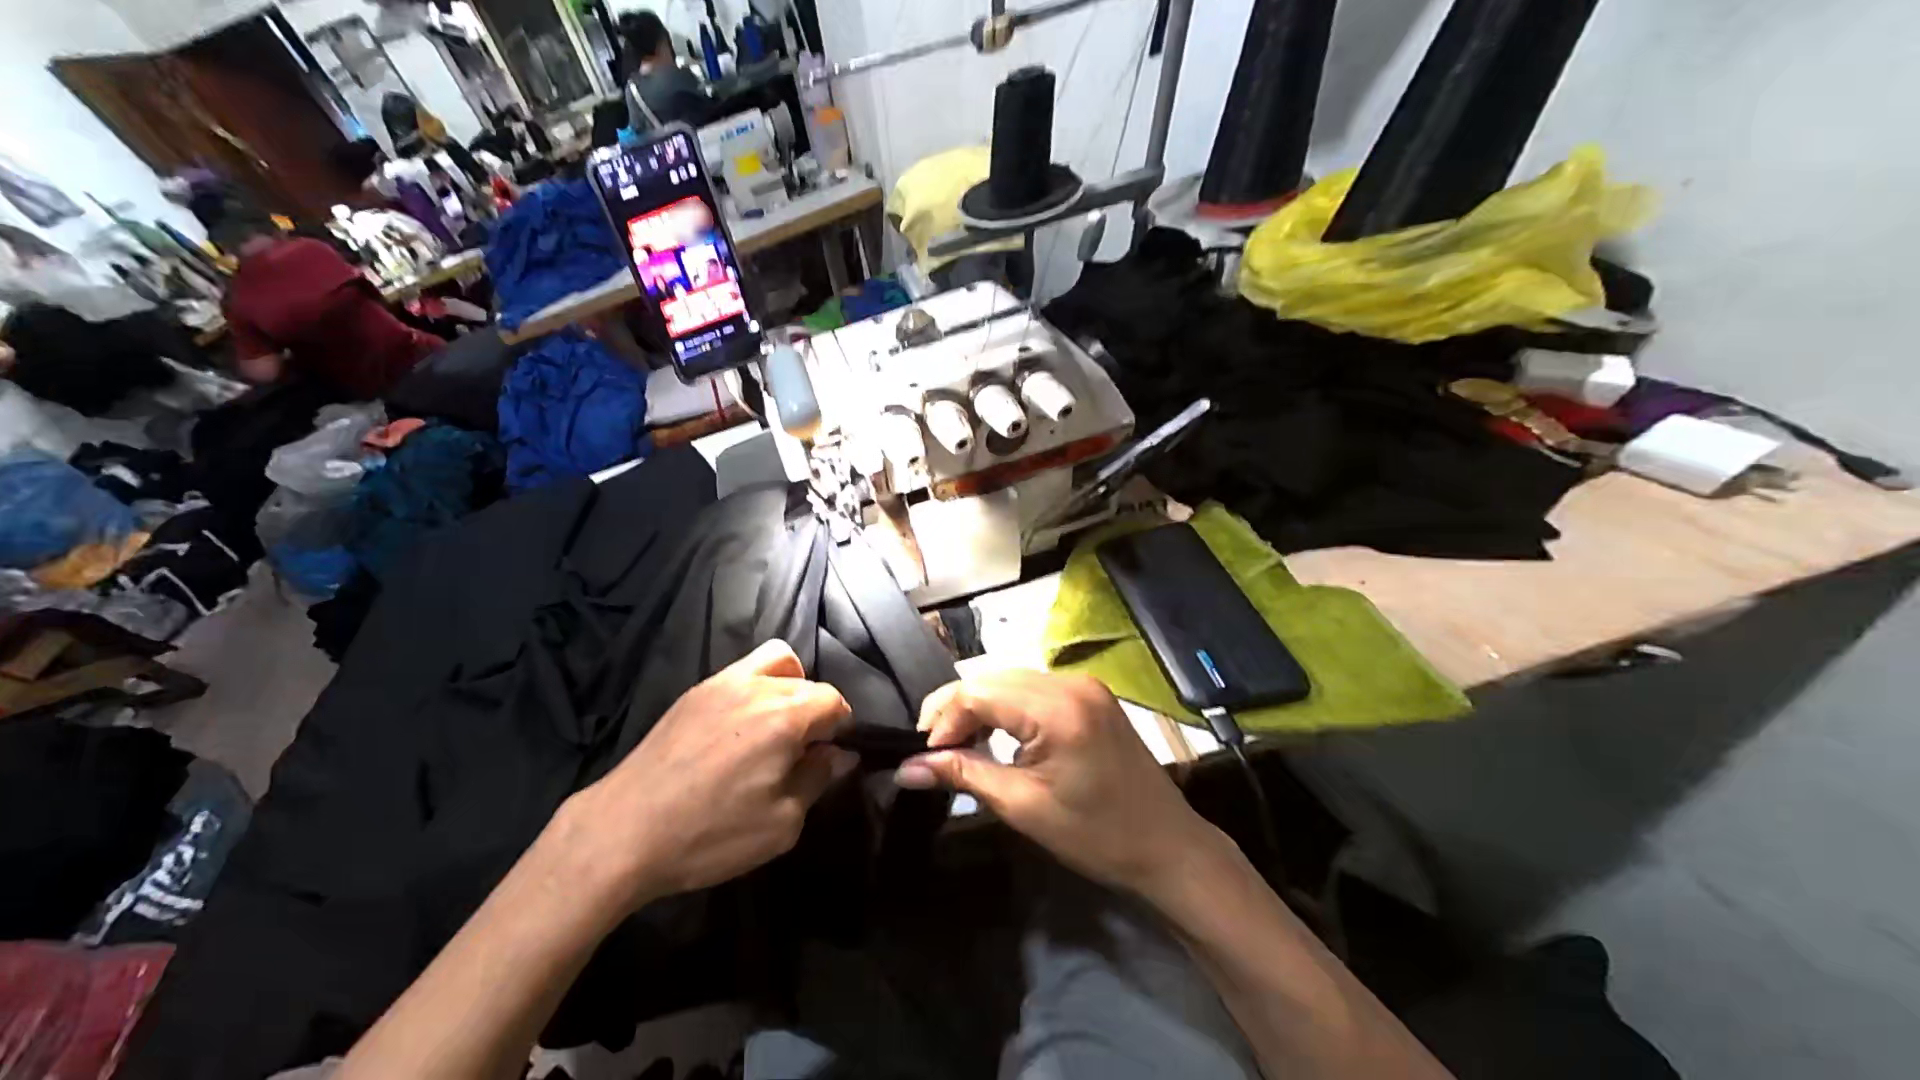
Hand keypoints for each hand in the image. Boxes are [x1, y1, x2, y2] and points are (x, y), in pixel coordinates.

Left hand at [559, 640, 858, 909]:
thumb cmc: (710, 834)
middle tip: (802, 751)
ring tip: (775, 727)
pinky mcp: (693, 694)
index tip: (828, 757)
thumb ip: (817, 779)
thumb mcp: (781, 823)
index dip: (841, 728)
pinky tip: (739, 729)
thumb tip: (839, 755)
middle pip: (807, 681)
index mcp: (785, 716)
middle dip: (816, 711)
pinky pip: (740, 672)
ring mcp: (720, 684)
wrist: (622, 833)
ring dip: (789, 686)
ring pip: (775, 661)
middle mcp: (756, 688)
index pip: (834, 701)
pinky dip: (756, 688)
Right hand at [894, 670, 1226, 899]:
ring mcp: (1083, 685)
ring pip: (1010, 680)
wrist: (1168, 846)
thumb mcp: (1023, 806)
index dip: (944, 719)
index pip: (979, 692)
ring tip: (957, 743)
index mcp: (1057, 708)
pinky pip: (1033, 689)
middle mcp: (1070, 683)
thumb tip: (906, 768)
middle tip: (932, 749)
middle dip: (957, 709)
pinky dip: (1006, 707)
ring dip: (980, 706)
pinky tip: (993, 733)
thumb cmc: (1096, 835)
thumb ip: (963, 775)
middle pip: (992, 679)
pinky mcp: (1090, 695)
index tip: (925, 756)